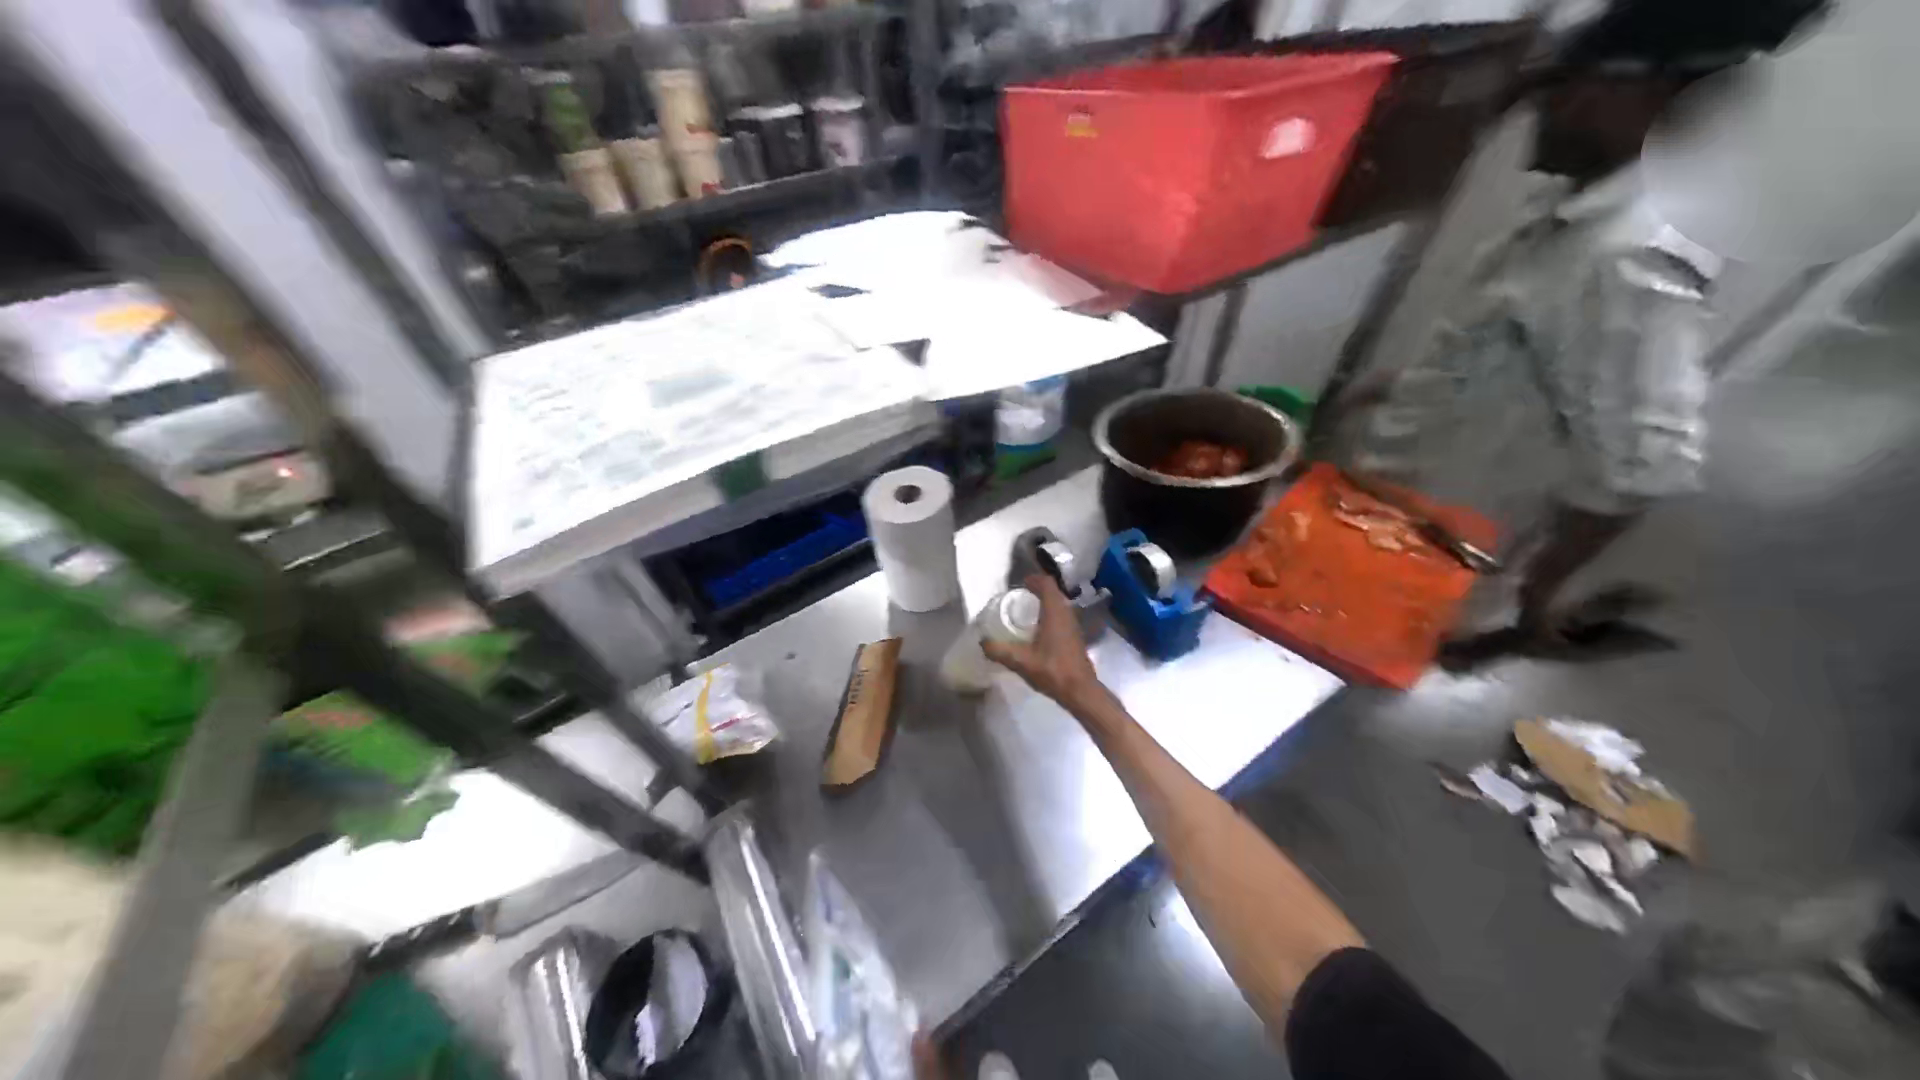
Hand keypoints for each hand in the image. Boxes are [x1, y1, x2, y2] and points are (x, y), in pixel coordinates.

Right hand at [982, 575, 1102, 708]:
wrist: (1080, 691)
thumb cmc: (1052, 670)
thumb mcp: (1020, 661)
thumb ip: (999, 650)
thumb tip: (982, 642)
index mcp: (1055, 613)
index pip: (1047, 584)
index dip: (1034, 579)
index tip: (1020, 583)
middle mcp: (1066, 614)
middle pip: (1053, 593)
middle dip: (1037, 591)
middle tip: (1019, 598)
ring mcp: (1074, 626)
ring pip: (1059, 605)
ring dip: (1044, 604)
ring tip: (1026, 613)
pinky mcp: (1076, 637)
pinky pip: (1062, 617)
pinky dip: (1050, 616)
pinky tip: (1037, 632)